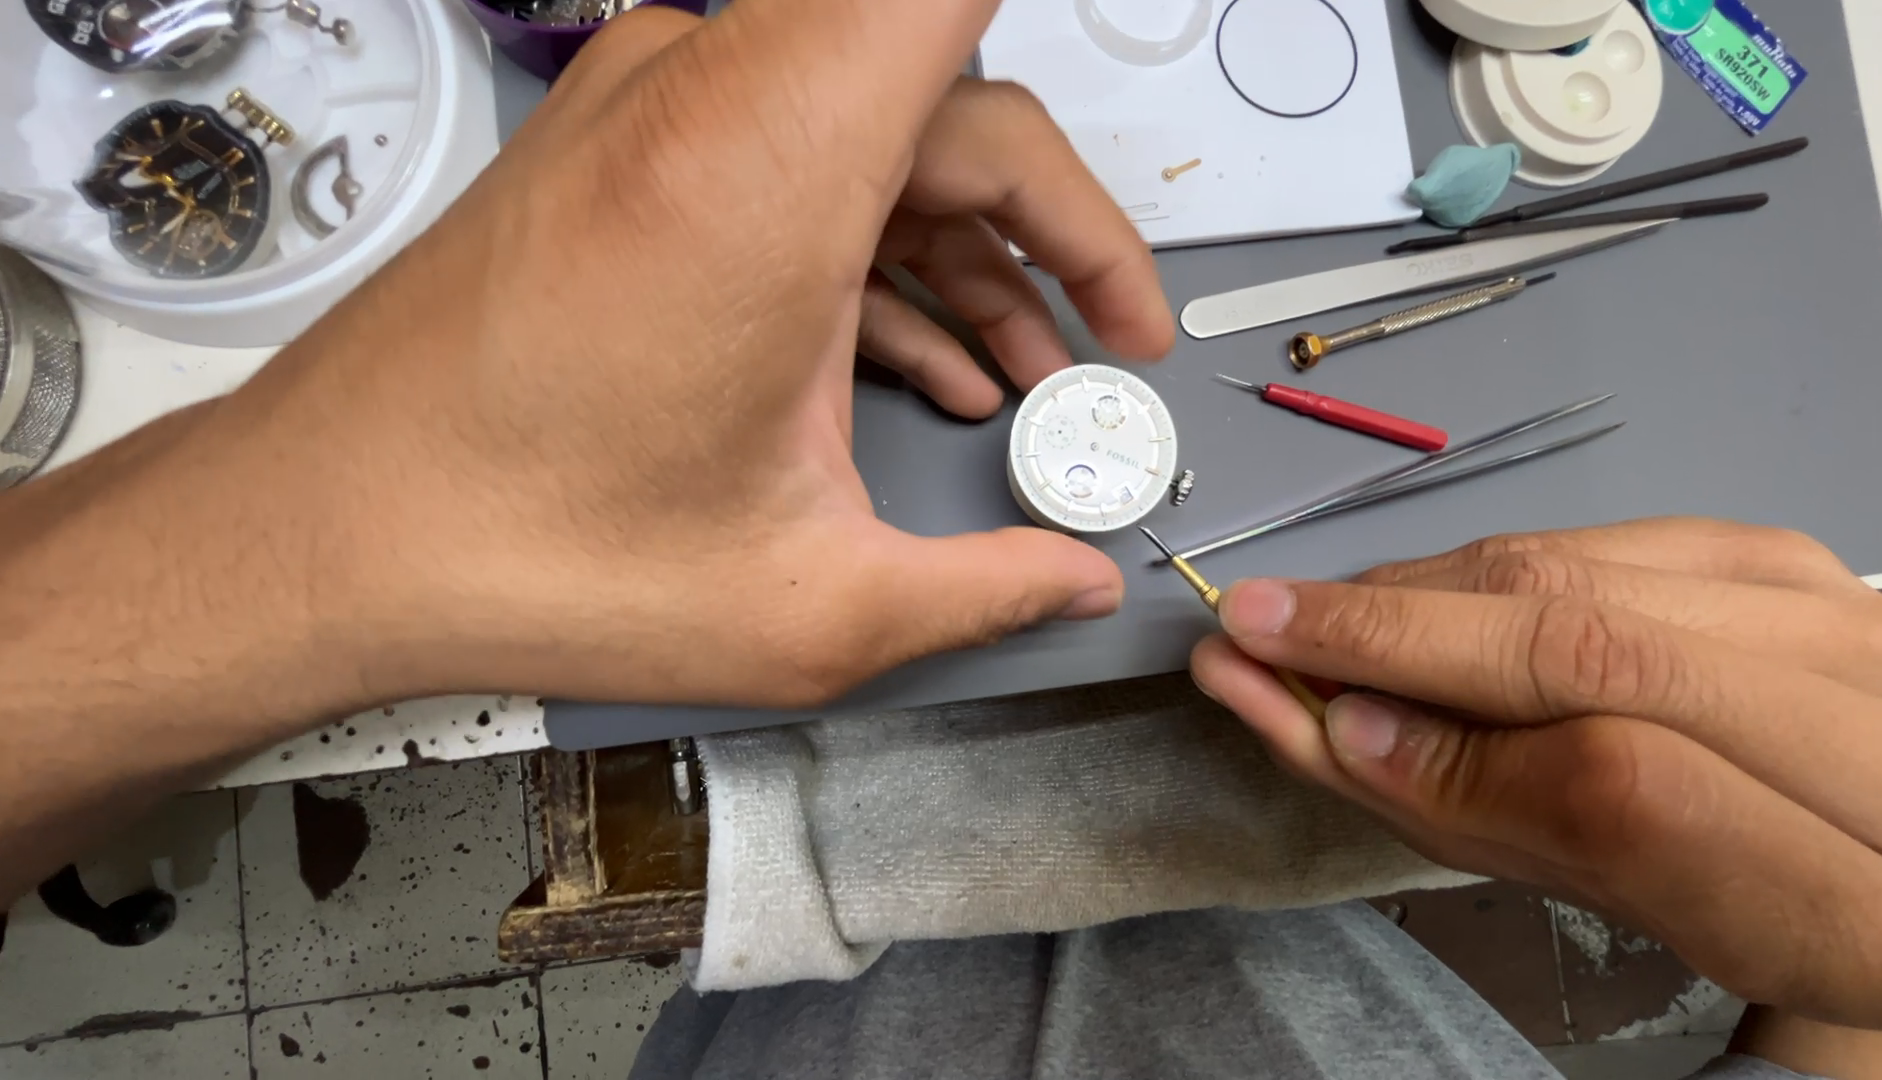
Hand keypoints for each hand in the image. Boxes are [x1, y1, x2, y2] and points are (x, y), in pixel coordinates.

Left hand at [204, 0, 1169, 707]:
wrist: (341, 544)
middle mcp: (715, 114)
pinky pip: (817, 189)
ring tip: (1035, 373)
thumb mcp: (815, 606)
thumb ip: (982, 589)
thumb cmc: (531, 556)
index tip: (1101, 139)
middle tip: (1114, 340)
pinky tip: (934, 367)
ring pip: (893, 151)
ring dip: (983, 260)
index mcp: (769, 178)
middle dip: (1062, 231)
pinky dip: (895, 269)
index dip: (1034, 26)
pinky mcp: (649, 183)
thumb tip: (1073, 581)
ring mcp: (673, 136)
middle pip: (961, 111)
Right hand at [1189, 518, 1881, 1030]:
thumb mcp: (1589, 903)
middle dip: (1388, 633)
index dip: (1448, 755)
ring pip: (1572, 576)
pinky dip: (1469, 571)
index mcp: (1870, 910)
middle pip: (1592, 650)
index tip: (1312, 719)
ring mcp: (1844, 616)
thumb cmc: (1699, 891)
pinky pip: (1583, 540)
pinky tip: (1416, 601)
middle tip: (1253, 619)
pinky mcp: (1781, 555)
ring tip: (1318, 616)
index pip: (1632, 800)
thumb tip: (1338, 722)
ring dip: (1410, 595)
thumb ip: (1463, 816)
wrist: (1850, 816)